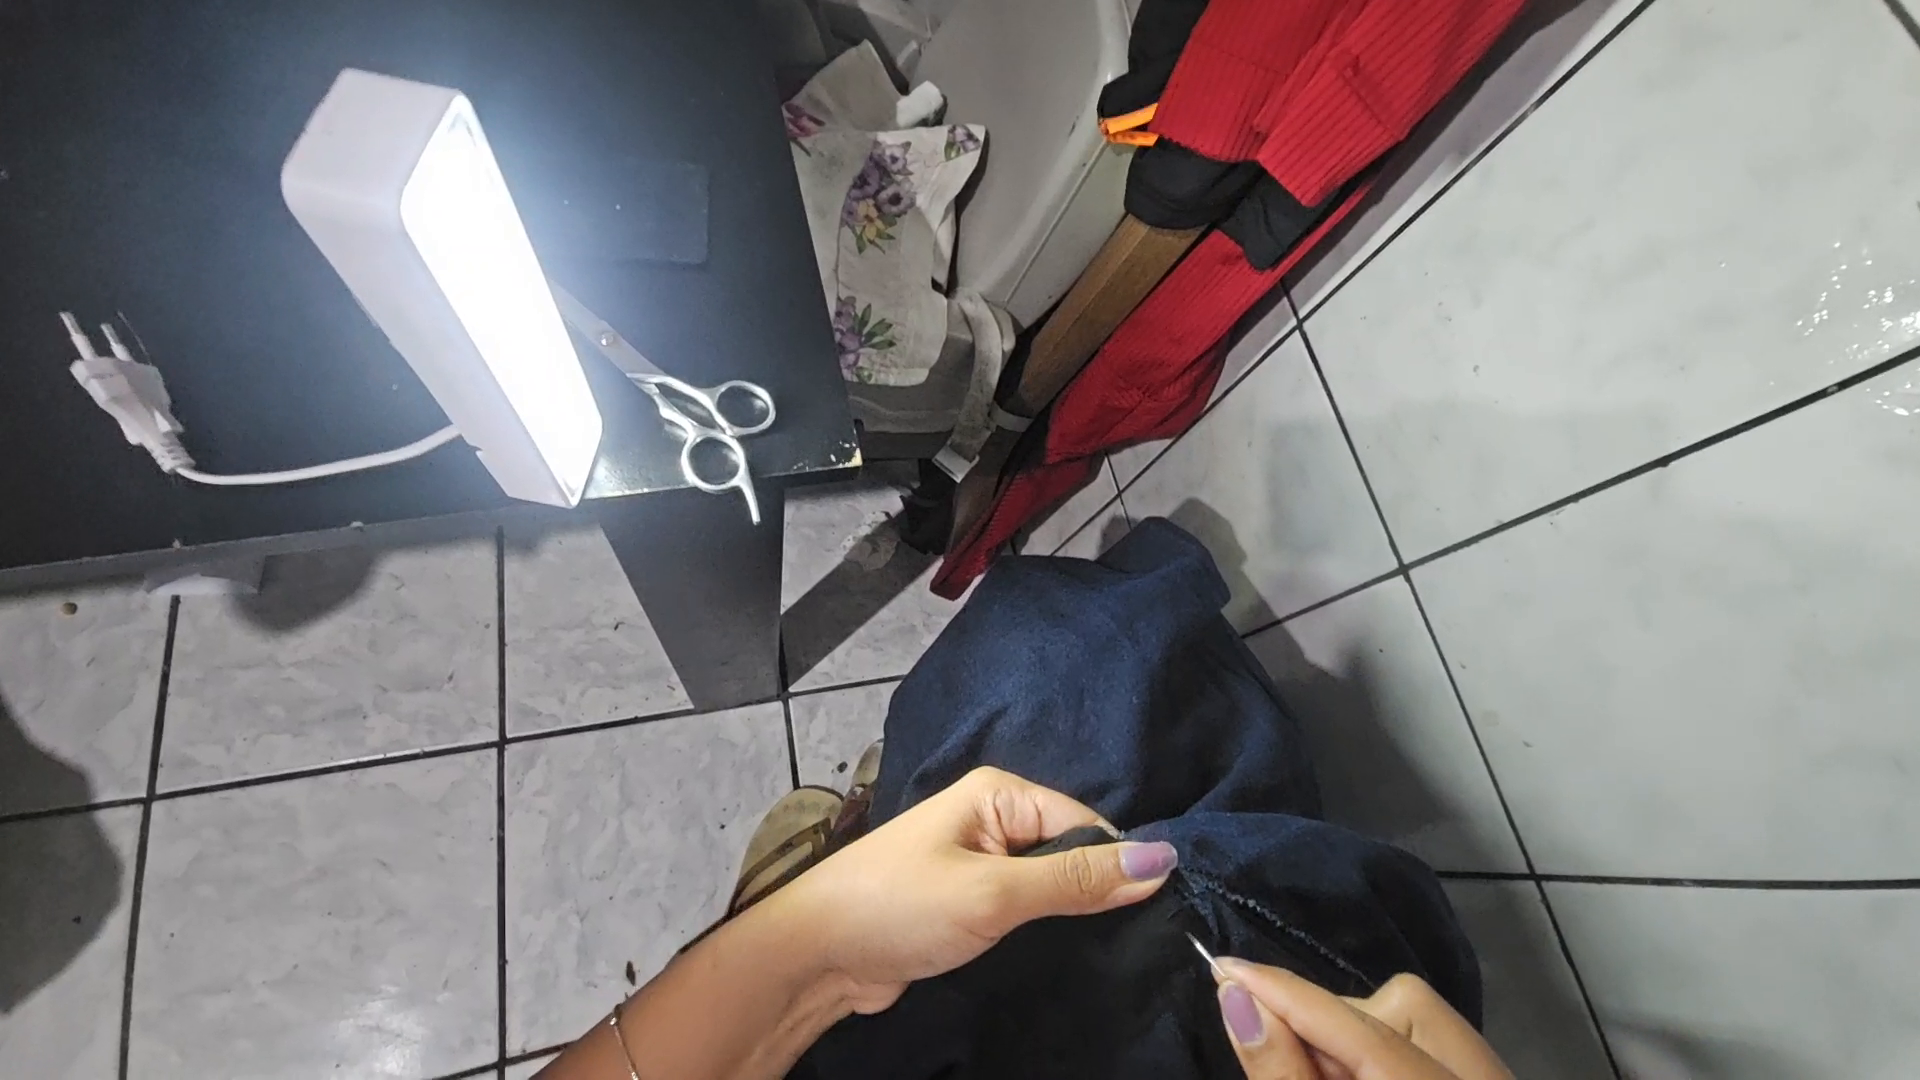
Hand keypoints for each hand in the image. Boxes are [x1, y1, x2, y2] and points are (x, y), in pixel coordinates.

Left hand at [758, 766, 1178, 1012]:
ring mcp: (981, 860)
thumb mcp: (994, 892)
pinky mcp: (972, 900)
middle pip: (1070, 851)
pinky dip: (1046, 929)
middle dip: (1097, 892)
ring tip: (1115, 955)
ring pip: (1050, 884)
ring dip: (1073, 915)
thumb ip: (1074, 880)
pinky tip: (1074, 957)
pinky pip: (1026, 907)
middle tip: (1140, 944)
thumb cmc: (903, 905)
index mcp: (1000, 793)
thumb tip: (1161, 859)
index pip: (1084, 823)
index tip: (1158, 916)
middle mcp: (995, 818)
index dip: (1119, 866)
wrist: (818, 953)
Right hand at [1214, 961, 1514, 1079]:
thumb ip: (1284, 1077)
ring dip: (1360, 1035)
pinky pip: (1440, 1045)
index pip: (1363, 1027)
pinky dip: (1388, 1055)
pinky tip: (1359, 1079)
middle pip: (1405, 1007)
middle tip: (1282, 1054)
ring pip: (1425, 1019)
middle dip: (1332, 1021)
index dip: (1287, 992)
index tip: (1221, 968)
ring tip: (1328, 1075)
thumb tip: (1234, 995)